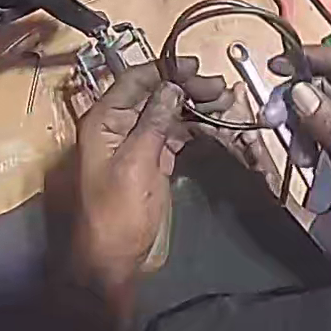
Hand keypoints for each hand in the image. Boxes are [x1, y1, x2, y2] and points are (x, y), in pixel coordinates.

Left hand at [65, 57, 224, 321]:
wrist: (114, 264)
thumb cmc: (117, 213)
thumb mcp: (136, 163)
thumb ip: (155, 120)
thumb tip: (173, 85)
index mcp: (105, 120)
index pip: (135, 80)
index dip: (164, 69)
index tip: (195, 66)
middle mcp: (120, 124)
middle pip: (156, 93)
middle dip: (187, 88)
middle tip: (220, 89)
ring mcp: (137, 142)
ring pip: (169, 112)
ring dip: (196, 106)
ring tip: (225, 103)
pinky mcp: (153, 159)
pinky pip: (175, 133)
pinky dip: (195, 127)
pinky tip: (216, 124)